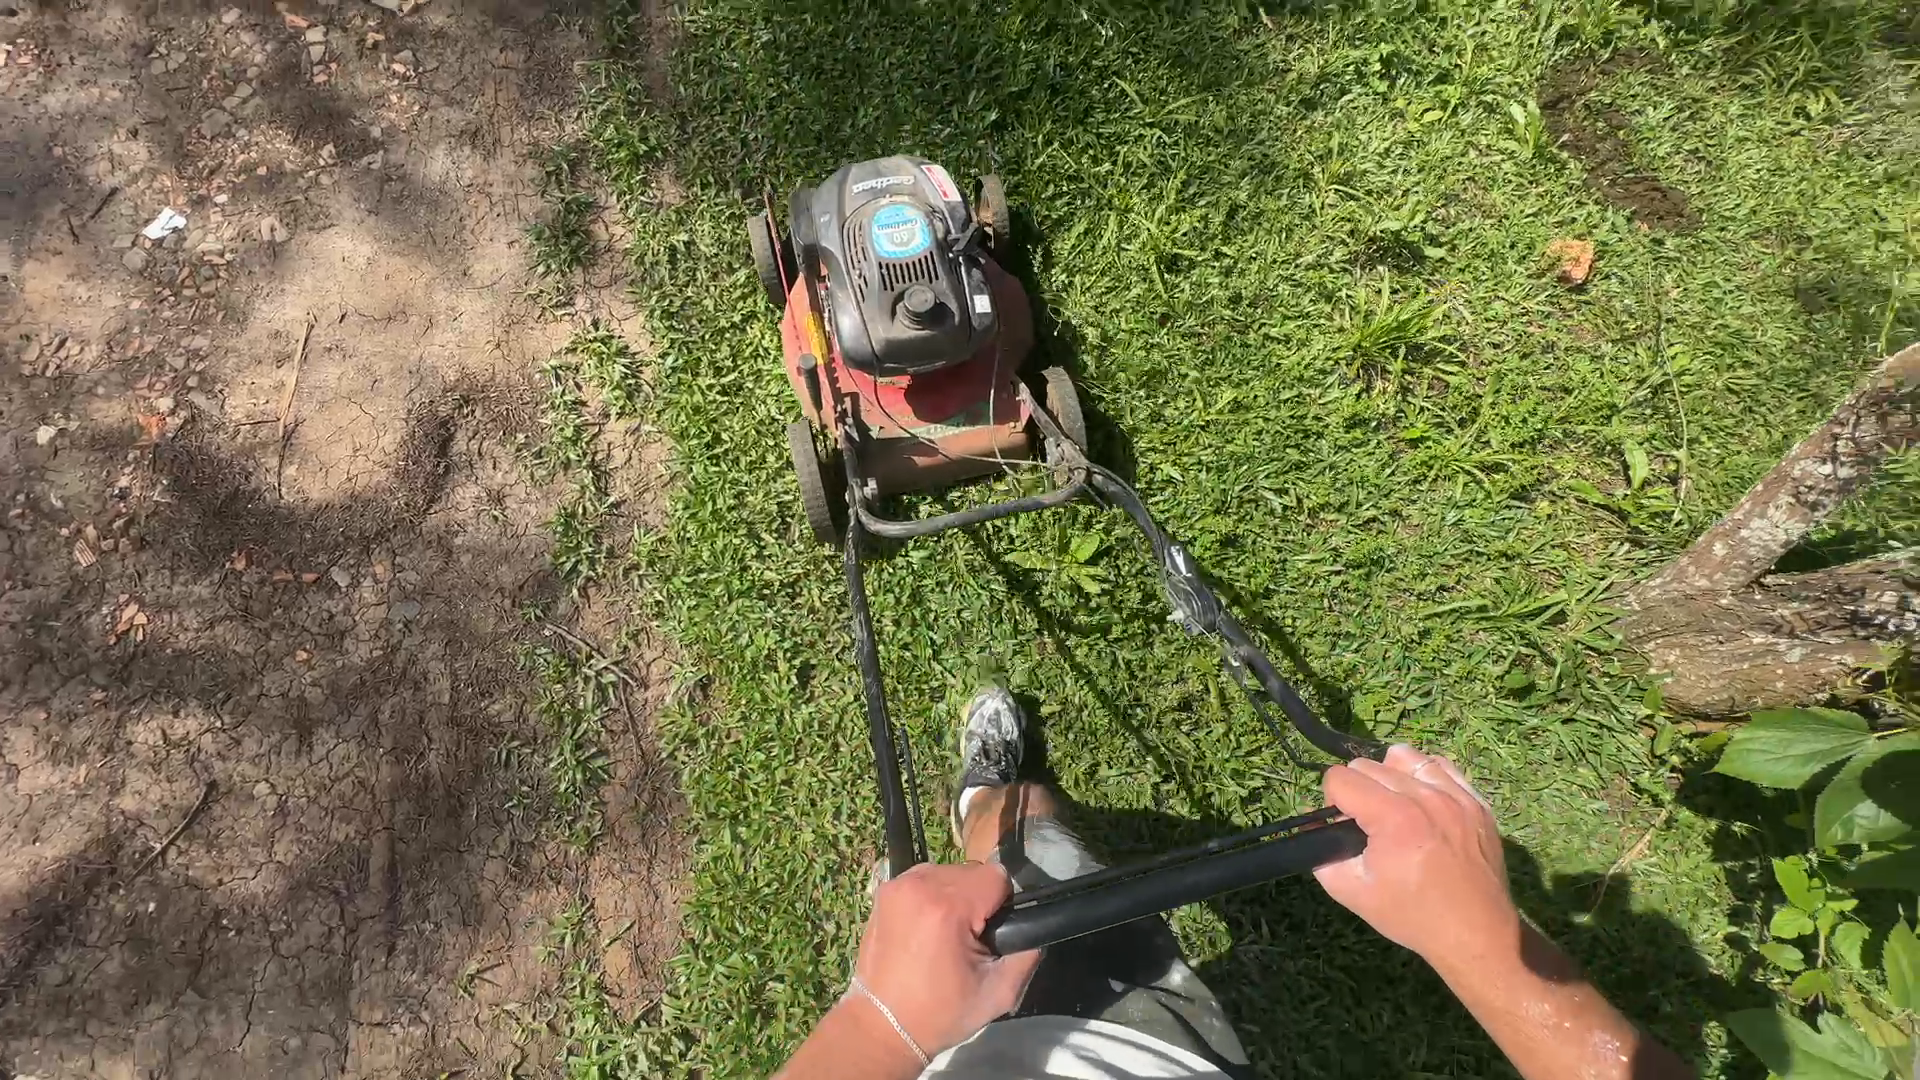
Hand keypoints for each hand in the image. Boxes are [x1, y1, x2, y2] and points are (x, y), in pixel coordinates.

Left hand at [851, 861, 1041, 1057]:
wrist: (882, 1025)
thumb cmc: (940, 1012)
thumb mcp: (996, 995)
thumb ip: (1026, 955)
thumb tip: (1038, 928)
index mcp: (948, 906)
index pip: (996, 877)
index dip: (1002, 905)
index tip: (989, 933)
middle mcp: (922, 884)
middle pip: (972, 871)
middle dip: (978, 899)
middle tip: (968, 939)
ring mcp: (900, 883)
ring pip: (949, 871)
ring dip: (955, 894)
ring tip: (946, 933)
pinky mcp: (886, 888)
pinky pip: (925, 878)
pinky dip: (932, 895)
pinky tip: (926, 926)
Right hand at [1314, 744, 1519, 970]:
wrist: (1478, 937)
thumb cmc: (1412, 915)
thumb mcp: (1349, 890)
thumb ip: (1319, 851)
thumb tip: (1311, 822)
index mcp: (1393, 816)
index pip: (1339, 777)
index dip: (1333, 802)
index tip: (1346, 828)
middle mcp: (1425, 797)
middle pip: (1366, 765)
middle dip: (1358, 791)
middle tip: (1369, 826)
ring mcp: (1456, 797)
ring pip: (1402, 757)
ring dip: (1389, 777)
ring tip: (1394, 807)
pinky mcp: (1476, 803)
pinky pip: (1439, 766)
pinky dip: (1423, 777)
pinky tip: (1422, 802)